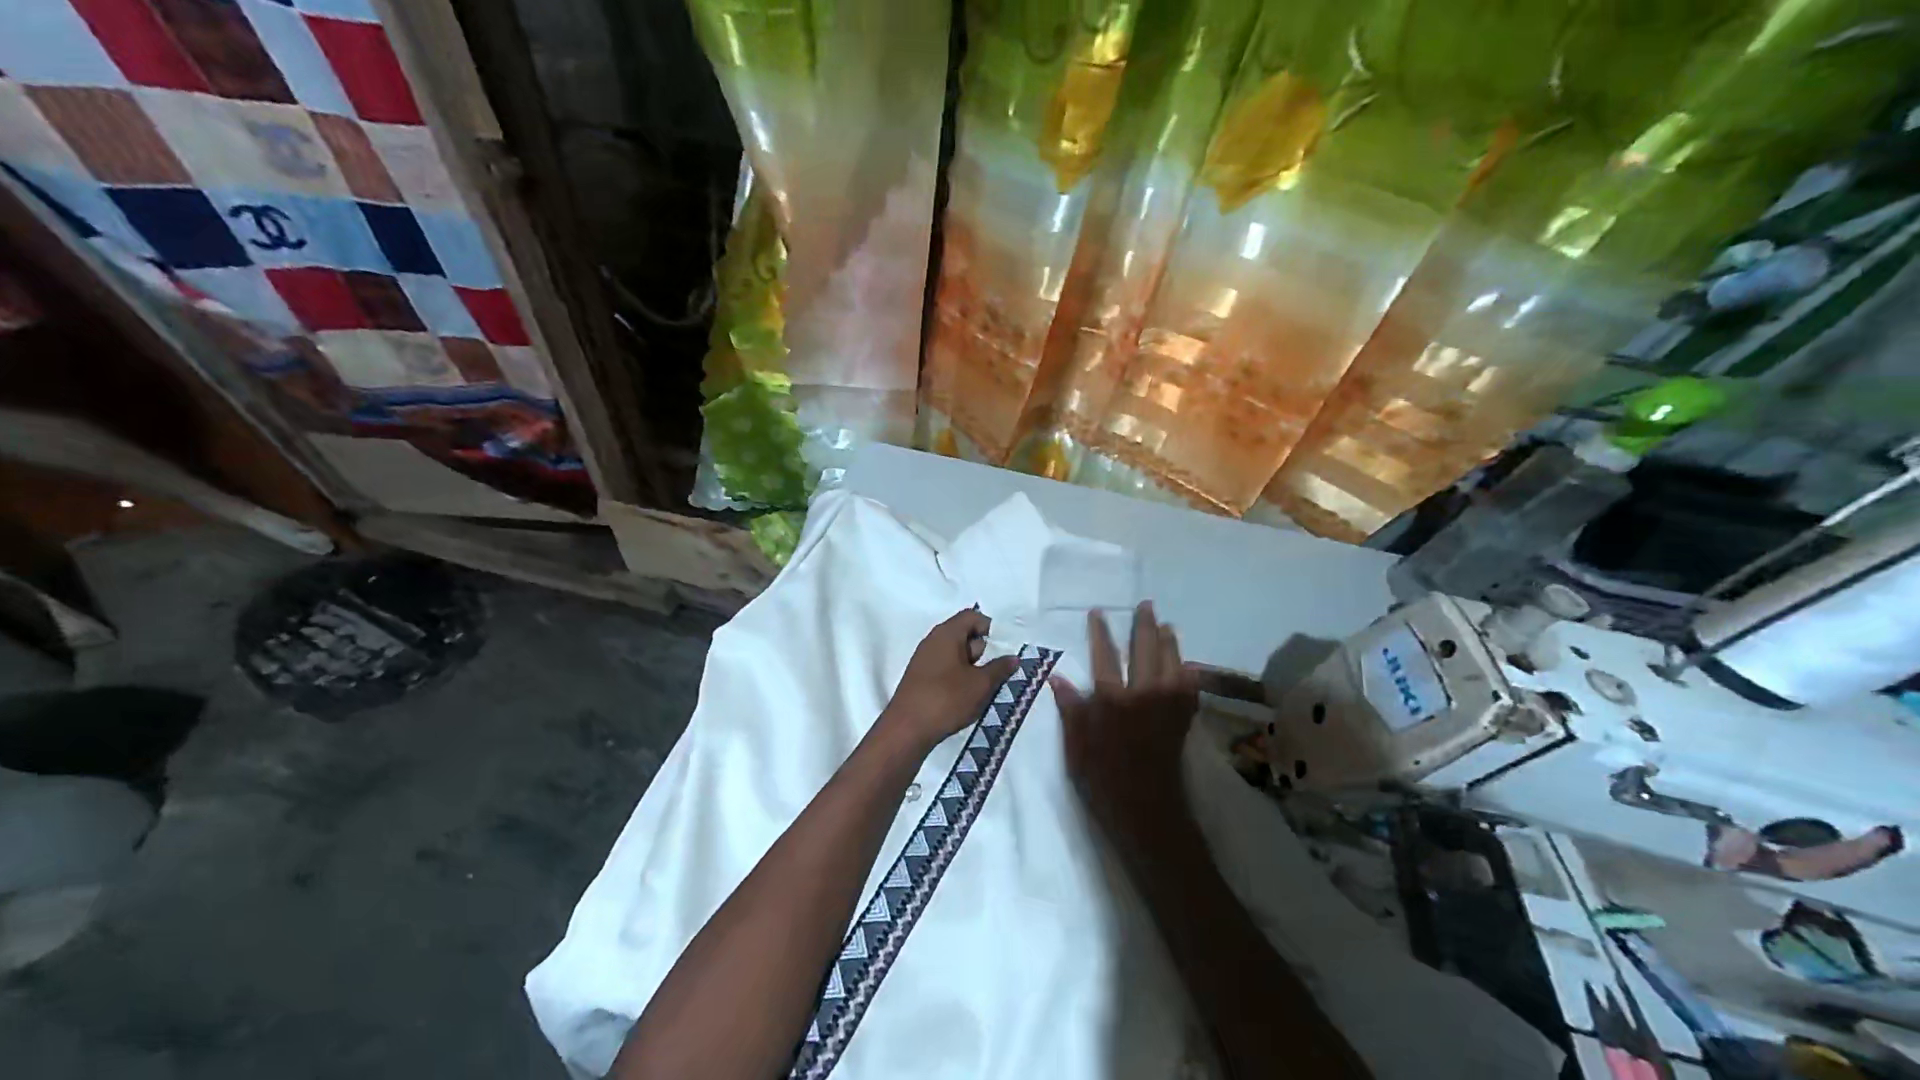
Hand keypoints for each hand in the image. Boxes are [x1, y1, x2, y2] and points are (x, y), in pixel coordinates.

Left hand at [880, 609, 1019, 750]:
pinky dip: (959, 677)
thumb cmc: (947, 699)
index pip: (972, 617)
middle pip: (964, 635)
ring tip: (984, 688)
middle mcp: (933, 641)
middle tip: (996, 672)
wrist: (907, 729)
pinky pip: (946, 668)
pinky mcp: (921, 678)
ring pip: (956, 655)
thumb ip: (999, 668)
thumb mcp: (980, 684)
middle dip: (983, 651)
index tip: (1003, 649)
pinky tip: (967, 696)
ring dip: (972, 668)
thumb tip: (1013, 658)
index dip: (990, 628)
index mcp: (947, 633)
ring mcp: (925, 660)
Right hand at [1051, 602, 1198, 837]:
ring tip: (1167, 624)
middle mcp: (1144, 695)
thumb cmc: (1103, 779)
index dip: (1101, 632)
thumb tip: (1056, 677)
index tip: (1098, 612)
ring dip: (1170, 641)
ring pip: (1172, 663)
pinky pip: (1190, 687)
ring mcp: (1168, 706)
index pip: (1105, 656)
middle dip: (1144, 625)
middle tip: (1146, 605)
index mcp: (1113, 699)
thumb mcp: (1075, 745)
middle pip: (1146, 651)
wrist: (1146, 809)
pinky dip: (1190, 672)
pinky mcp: (1183, 719)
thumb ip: (1070, 708)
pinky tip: (1188, 664)